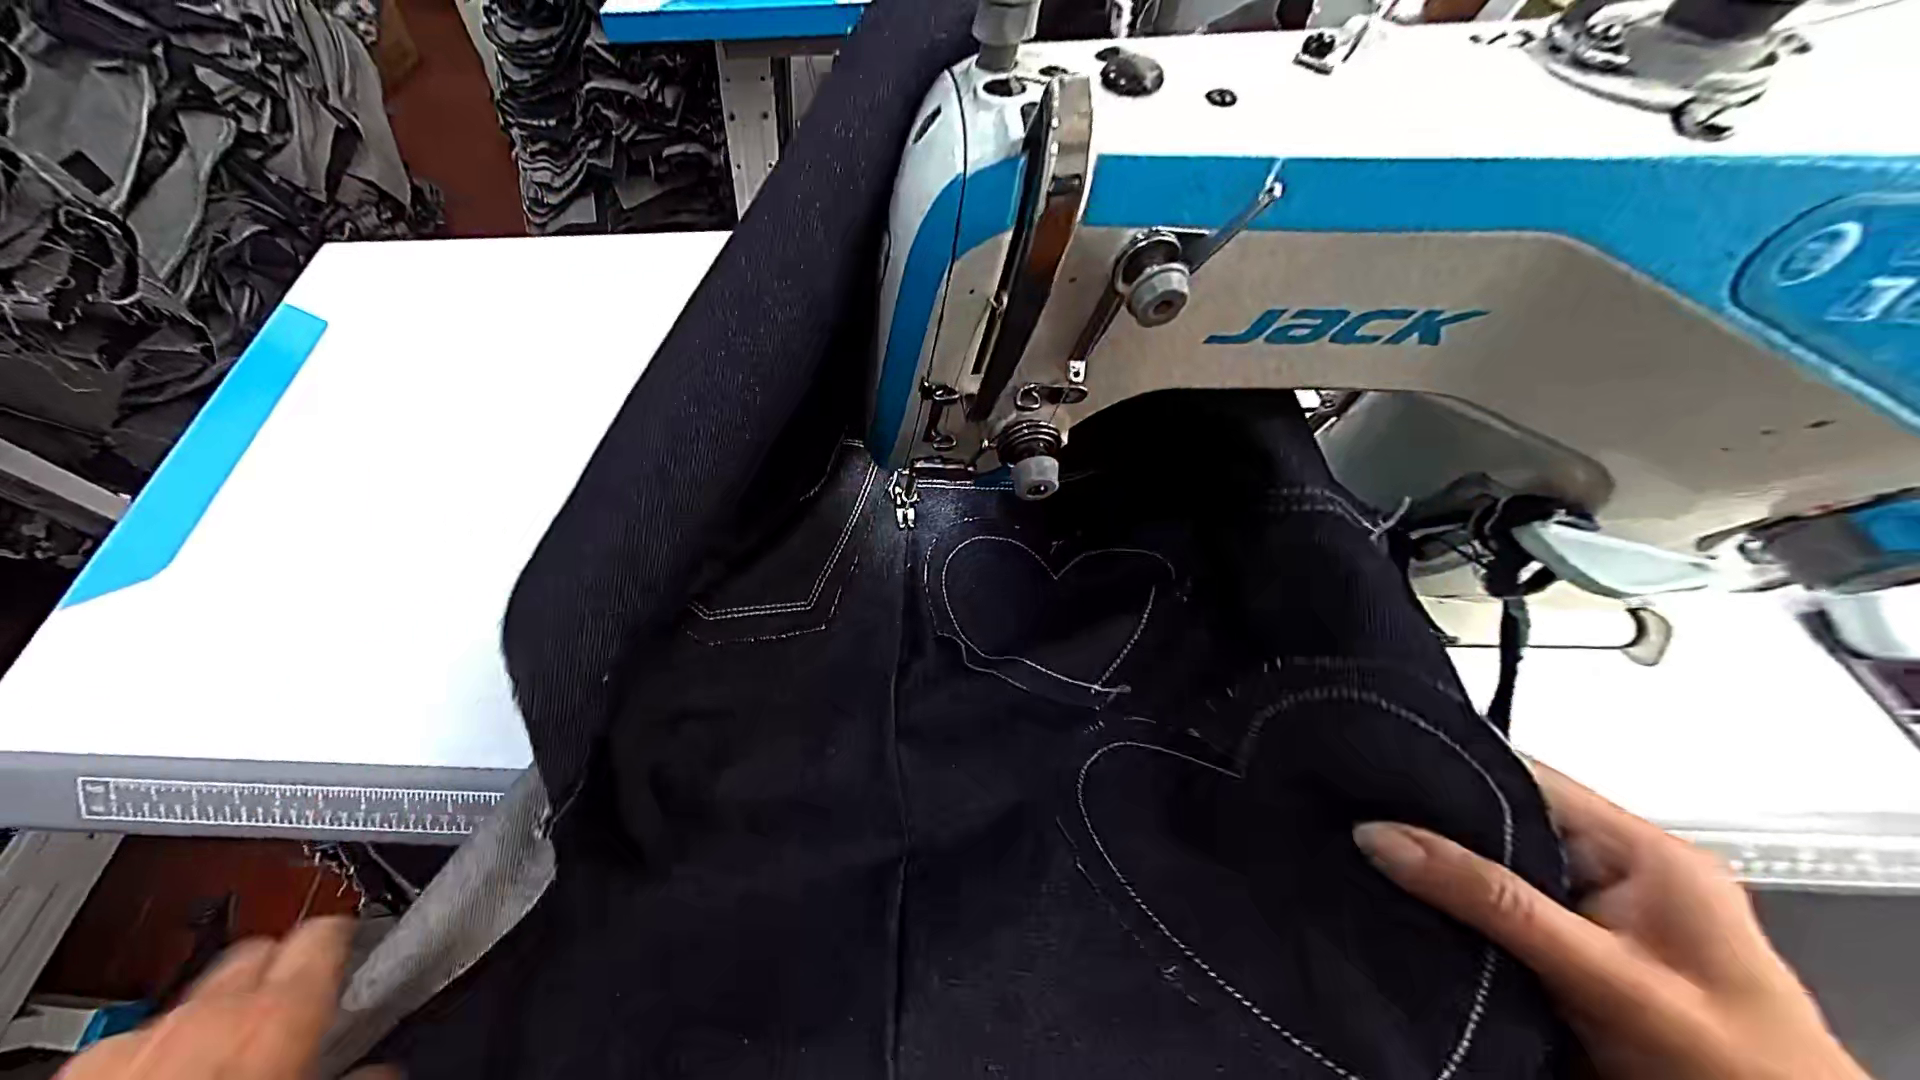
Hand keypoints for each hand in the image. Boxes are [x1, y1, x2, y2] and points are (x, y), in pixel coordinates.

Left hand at [57, 917, 396, 1079]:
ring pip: (199, 993)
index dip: (342, 933)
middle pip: (261, 949)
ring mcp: (145, 1035)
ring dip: (215, 1013)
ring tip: (225, 1054)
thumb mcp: (321, 1079)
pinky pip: (133, 1037)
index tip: (350, 944)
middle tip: (291, 1003)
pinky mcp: (89, 1065)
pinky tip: (165, 1078)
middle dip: (277, 969)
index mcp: (284, 1004)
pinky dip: (154, 1049)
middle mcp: (217, 1007)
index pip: (327, 928)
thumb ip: (356, 1062)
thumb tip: (381, 1065)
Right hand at [1352, 762, 1868, 1079]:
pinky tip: (1400, 901)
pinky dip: (1443, 907)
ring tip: (1362, 852)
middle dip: (1427, 822)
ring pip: (1483, 866)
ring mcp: (1583, 914)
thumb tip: (1382, 836)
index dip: (1446, 767)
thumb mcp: (1609, 978)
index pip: (1522, 777)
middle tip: (1356, 820)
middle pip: (1495, 819)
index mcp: (1641, 851)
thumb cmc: (1738, 1077)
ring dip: (1431, 867)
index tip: (1374, 772)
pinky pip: (1484, 909)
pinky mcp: (1558, 953)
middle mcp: (1609, 871)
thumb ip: (1496, 903)